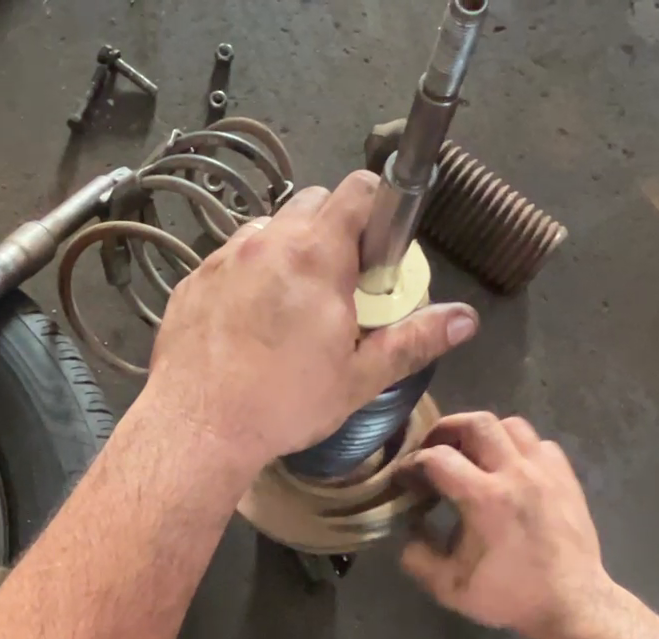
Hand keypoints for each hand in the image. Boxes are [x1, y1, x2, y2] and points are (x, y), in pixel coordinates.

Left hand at [135, 171, 479, 479]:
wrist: (197, 428)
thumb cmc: (282, 405)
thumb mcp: (357, 379)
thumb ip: (412, 341)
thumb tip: (465, 320)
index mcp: (316, 255)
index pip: (358, 190)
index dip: (376, 212)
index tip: (377, 257)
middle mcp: (266, 241)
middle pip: (312, 205)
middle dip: (332, 234)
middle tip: (336, 289)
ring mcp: (222, 258)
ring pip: (266, 232)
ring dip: (287, 255)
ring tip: (288, 311)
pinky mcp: (193, 282)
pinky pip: (229, 261)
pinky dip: (247, 278)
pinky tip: (247, 327)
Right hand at [400, 413, 616, 638]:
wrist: (572, 603)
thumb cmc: (508, 595)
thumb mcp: (448, 587)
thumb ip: (417, 556)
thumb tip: (408, 530)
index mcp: (484, 498)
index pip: (437, 458)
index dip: (412, 463)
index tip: (404, 478)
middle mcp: (515, 474)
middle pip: (476, 423)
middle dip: (446, 430)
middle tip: (434, 449)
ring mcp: (545, 472)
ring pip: (511, 425)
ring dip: (484, 434)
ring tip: (472, 454)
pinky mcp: (566, 478)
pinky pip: (539, 442)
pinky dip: (518, 447)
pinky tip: (509, 469)